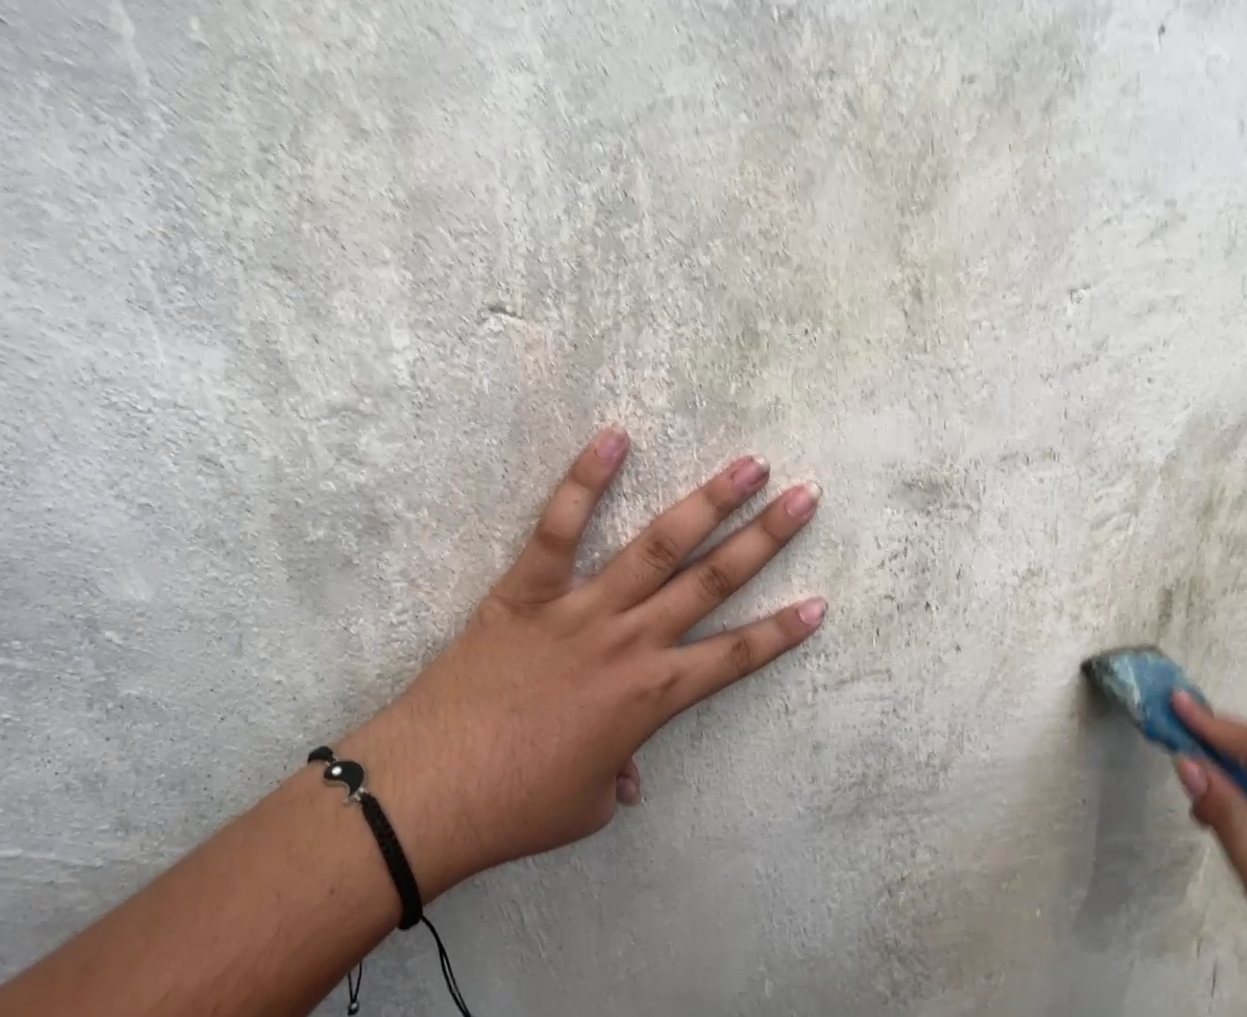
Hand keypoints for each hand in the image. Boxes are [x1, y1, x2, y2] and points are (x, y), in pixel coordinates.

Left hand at [344, 428, 824, 896]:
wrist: (427, 796)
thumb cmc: (515, 808)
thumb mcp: (588, 804)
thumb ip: (620, 775)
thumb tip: (631, 773)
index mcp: (652, 697)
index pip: (735, 657)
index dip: (781, 633)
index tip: (819, 603)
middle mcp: (630, 643)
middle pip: (714, 581)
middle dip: (766, 538)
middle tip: (805, 495)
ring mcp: (581, 611)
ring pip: (658, 546)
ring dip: (708, 502)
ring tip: (748, 465)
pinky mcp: (527, 591)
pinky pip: (559, 528)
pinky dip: (585, 481)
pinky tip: (615, 437)